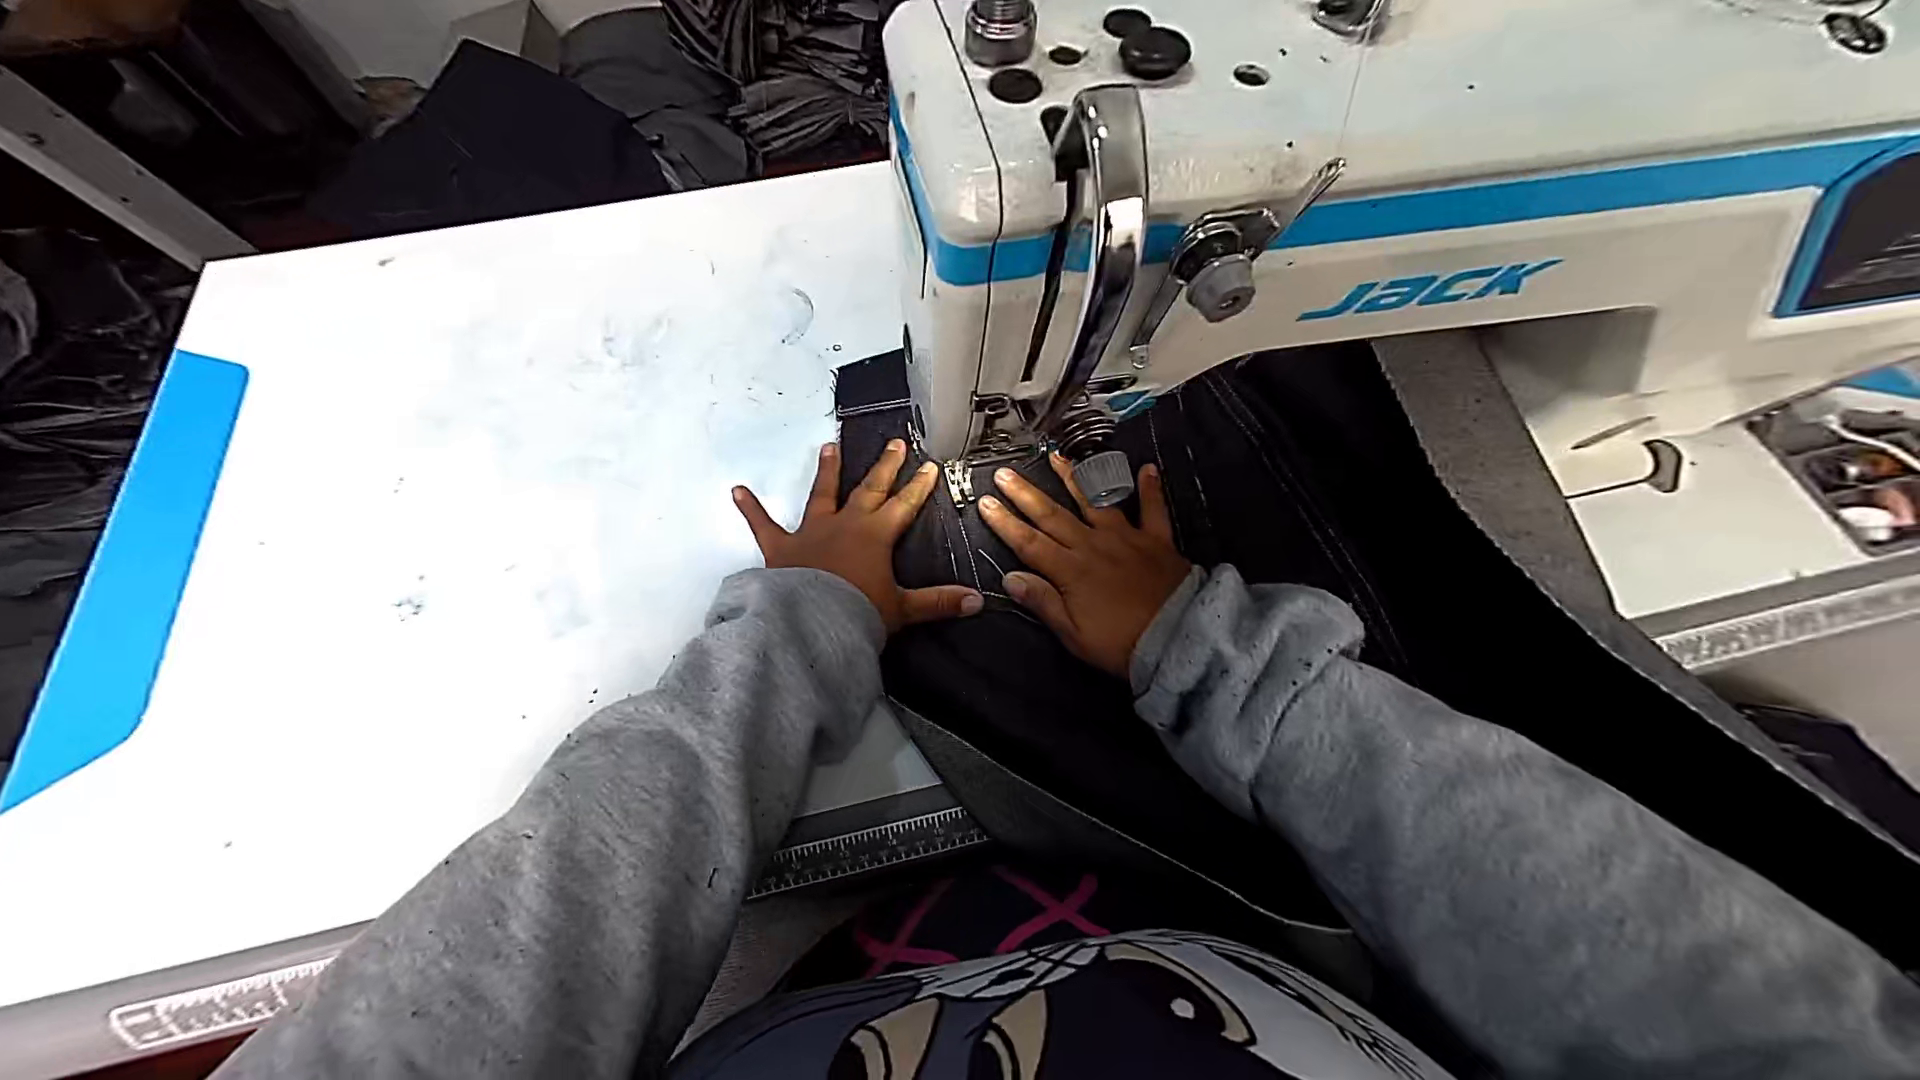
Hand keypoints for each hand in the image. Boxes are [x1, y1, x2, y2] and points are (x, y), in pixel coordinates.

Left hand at [733, 439, 983, 633]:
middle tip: (894, 444)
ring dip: (828, 472)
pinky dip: (751, 509)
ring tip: (830, 447)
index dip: (919, 486)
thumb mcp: (903, 609)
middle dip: (885, 467)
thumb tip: (976, 601)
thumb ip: (938, 602)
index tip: (929, 467)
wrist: (810, 624)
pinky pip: (764, 525)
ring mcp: (811, 533)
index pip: (904, 505)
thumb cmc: (856, 614)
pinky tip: (737, 491)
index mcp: (875, 536)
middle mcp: (845, 525)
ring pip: (822, 495)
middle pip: (870, 489)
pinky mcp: (781, 548)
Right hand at [978, 454, 1192, 676]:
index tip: (986, 503)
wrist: (1179, 641)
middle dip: (1025, 493)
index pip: (1028, 542)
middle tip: (1006, 473)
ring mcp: (1126, 539)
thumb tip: (1011, 579)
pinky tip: (1146, 468)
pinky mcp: (1156, 541)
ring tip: (1057, 457)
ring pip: (1094, 501)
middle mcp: (1094, 546)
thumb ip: (1042, 602)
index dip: (1004, 522)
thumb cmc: (1122, 644)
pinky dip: (1150, 488)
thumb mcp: (1073, 633)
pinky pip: (1153, 509)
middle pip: (1052, 515)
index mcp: (1071, 571)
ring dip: (1074, 478)